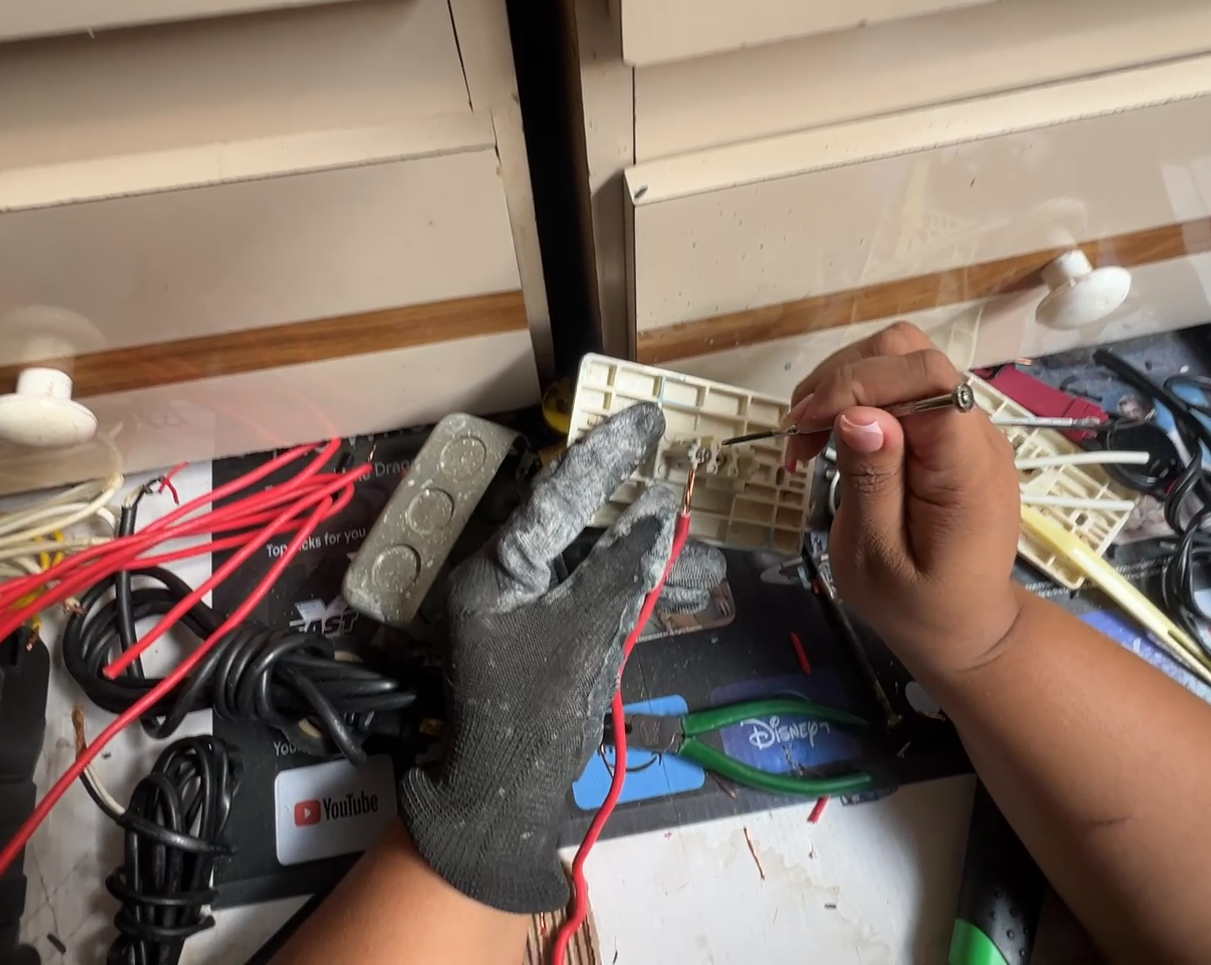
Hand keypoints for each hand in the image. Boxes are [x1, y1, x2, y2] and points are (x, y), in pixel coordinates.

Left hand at [400, 403, 722, 913]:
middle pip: (585, 523)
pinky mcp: (560, 623)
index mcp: (501, 565)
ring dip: (656, 560)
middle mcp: (514, 572)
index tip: (646, 420)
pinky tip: (691, 588)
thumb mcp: (586, 631)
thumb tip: (659, 513)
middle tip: (682, 476)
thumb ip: (623, 568)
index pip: (558, 494)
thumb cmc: (536, 711)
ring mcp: (538, 599)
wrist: (510, 789)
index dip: (607, 454)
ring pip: (604, 560)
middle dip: (641, 510)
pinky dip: (645, 589)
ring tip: (710, 562)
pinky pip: (605, 591)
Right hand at [786, 322, 1023, 677]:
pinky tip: (829, 437)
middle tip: (799, 434)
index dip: (857, 384)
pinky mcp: (944, 432)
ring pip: (899, 359)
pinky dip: (853, 399)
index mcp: (965, 466)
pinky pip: (899, 388)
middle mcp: (973, 431)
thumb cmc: (918, 605)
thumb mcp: (878, 558)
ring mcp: (962, 427)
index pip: (925, 378)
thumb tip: (856, 413)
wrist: (965, 626)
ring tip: (807, 437)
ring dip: (841, 385)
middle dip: (841, 379)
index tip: (806, 426)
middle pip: (909, 353)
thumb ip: (872, 482)